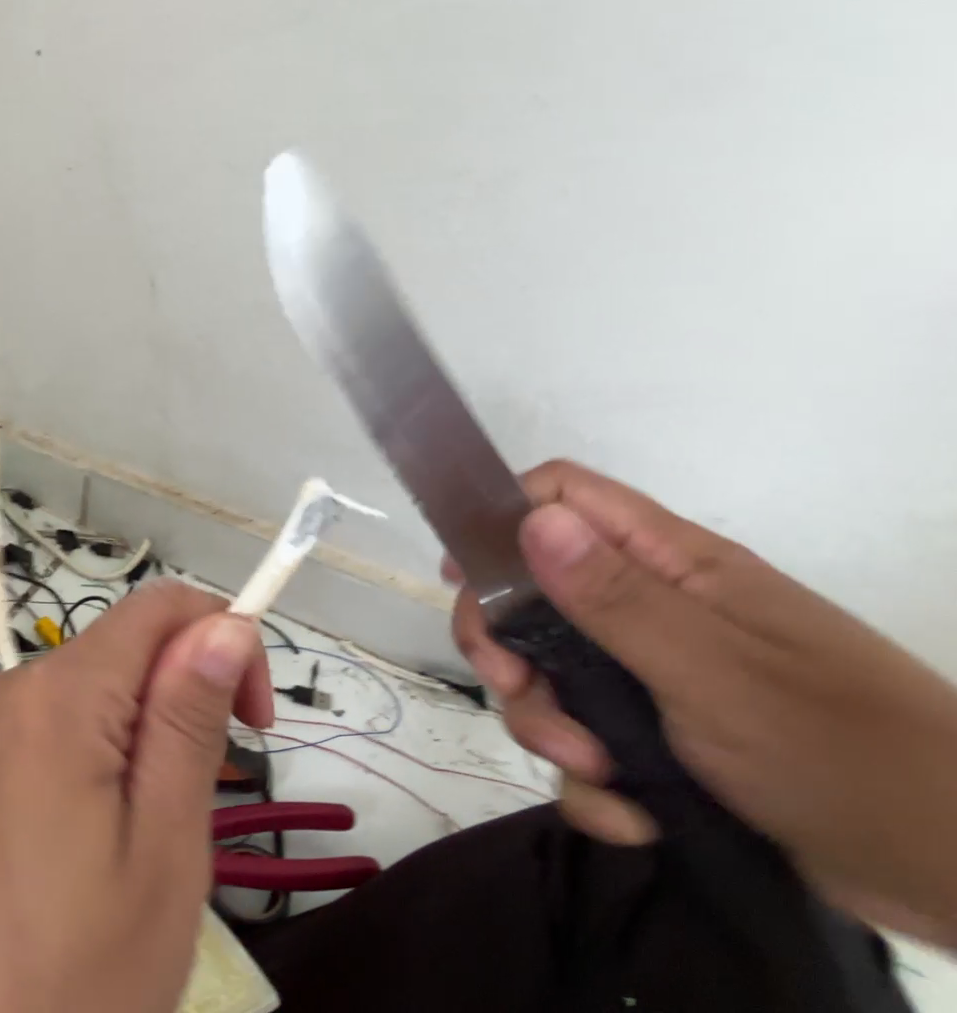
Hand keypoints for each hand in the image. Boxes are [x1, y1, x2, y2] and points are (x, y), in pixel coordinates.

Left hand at [0, 580, 273, 1012]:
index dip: (223, 637)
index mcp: (58, 696)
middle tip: (210, 788)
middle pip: (126, 642)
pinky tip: (114, 820)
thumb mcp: (165, 840)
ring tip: (160, 819)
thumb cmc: (87, 961)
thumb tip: (226, 624)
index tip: (256, 720)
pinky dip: (109, 744)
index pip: (157, 606)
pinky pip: (64, 718)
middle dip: (187, 688)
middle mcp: (13, 689)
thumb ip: (190, 718)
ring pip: (99, 681)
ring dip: (151, 723)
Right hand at [449, 460, 956, 947]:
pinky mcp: (656, 742)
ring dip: (549, 730)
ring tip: (604, 776)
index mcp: (675, 569)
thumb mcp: (714, 672)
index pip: (565, 499)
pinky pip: (582, 750)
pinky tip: (632, 818)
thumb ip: (614, 597)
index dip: (504, 523)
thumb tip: (531, 520)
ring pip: (548, 680)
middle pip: (531, 597)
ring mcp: (652, 677)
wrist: (952, 873)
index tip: (465, 583)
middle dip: (509, 649)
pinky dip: (593, 788)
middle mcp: (654, 612)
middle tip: (519, 690)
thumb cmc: (842, 751)